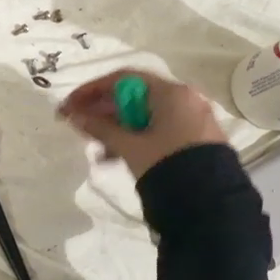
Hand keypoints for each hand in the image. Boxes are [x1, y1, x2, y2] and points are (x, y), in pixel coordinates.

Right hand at [59, 69, 227, 179]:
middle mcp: (184, 98)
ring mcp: (192, 118)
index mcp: (170, 92)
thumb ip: (100, 128)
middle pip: (133, 96)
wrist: (208, 200)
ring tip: (95, 146)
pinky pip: (158, 128)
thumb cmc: (165, 164)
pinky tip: (116, 156)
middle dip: (102, 110)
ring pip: (144, 114)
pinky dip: (135, 136)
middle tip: (77, 124)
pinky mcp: (195, 137)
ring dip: (116, 126)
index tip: (70, 105)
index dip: (92, 90)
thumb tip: (75, 116)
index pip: (123, 79)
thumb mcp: (128, 146)